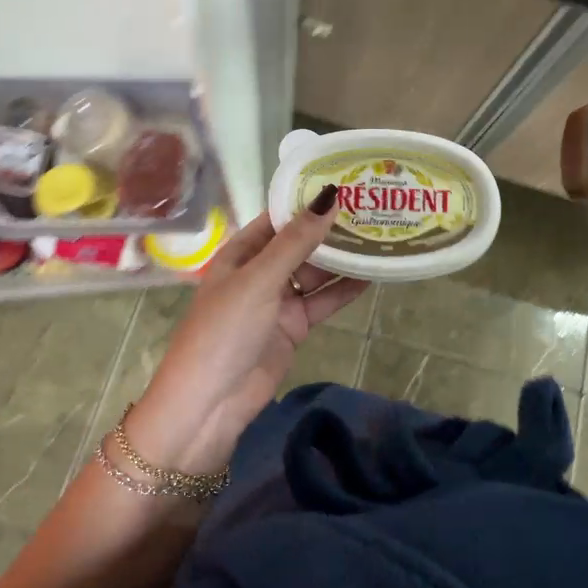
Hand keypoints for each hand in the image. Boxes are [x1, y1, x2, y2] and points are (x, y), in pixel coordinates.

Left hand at [124, 187, 365, 475]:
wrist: (207, 406)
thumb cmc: (224, 331)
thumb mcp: (260, 279)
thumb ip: (297, 241)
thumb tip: (330, 195)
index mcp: (240, 253)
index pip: (278, 217)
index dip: (307, 200)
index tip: (345, 182)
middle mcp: (259, 272)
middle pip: (299, 243)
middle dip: (330, 228)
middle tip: (372, 206)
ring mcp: (276, 301)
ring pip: (314, 272)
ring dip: (341, 258)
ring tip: (379, 234)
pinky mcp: (292, 329)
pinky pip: (322, 302)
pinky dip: (344, 290)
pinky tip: (372, 274)